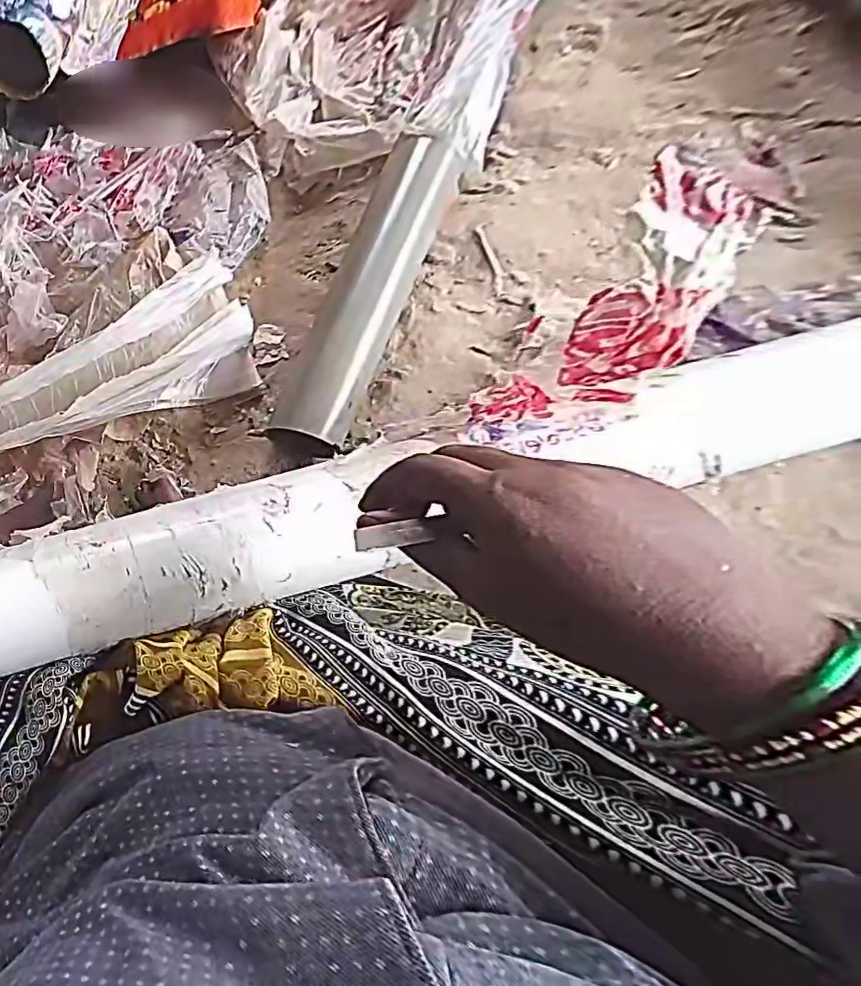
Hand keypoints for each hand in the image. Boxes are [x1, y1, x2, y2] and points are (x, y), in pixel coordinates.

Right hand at [359, 445, 835, 736]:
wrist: (719, 641)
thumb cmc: (603, 625)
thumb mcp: (487, 591)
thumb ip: (431, 548)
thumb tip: (397, 529)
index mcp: (499, 499)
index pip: (418, 469)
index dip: (386, 488)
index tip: (379, 509)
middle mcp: (543, 474)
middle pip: (458, 456)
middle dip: (426, 484)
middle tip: (416, 517)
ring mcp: (591, 473)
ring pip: (507, 466)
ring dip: (477, 490)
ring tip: (482, 534)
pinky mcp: (630, 482)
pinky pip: (558, 477)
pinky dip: (528, 497)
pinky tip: (541, 537)